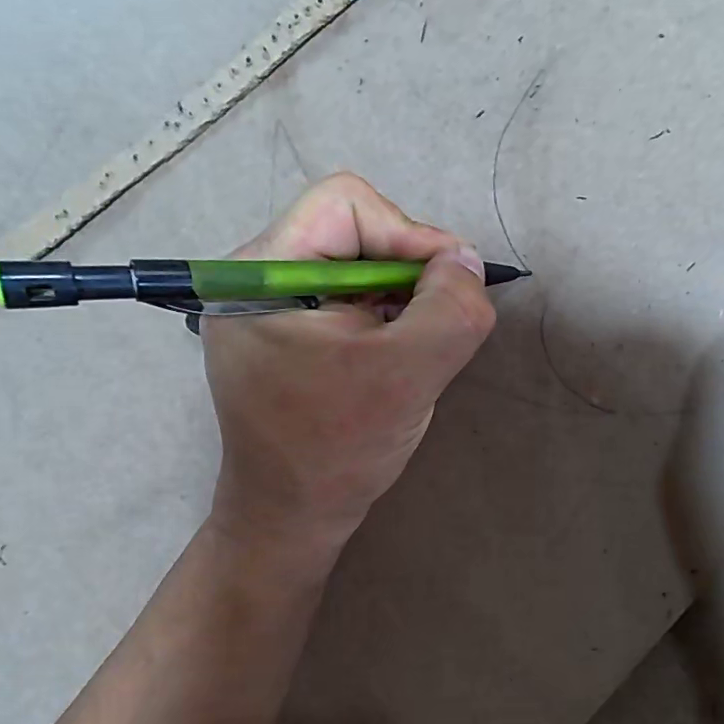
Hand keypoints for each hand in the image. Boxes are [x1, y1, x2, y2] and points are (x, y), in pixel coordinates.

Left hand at [202, 173, 495, 549]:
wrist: (291, 518)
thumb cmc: (337, 450)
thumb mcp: (408, 375)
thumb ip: (452, 308)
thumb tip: (465, 260)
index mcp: (261, 274)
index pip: (345, 205)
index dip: (408, 233)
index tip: (448, 284)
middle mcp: (258, 280)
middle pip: (354, 234)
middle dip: (408, 275)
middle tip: (434, 326)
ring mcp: (272, 309)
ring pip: (358, 269)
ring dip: (402, 303)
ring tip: (412, 354)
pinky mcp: (289, 335)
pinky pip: (350, 301)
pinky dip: (387, 322)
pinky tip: (394, 362)